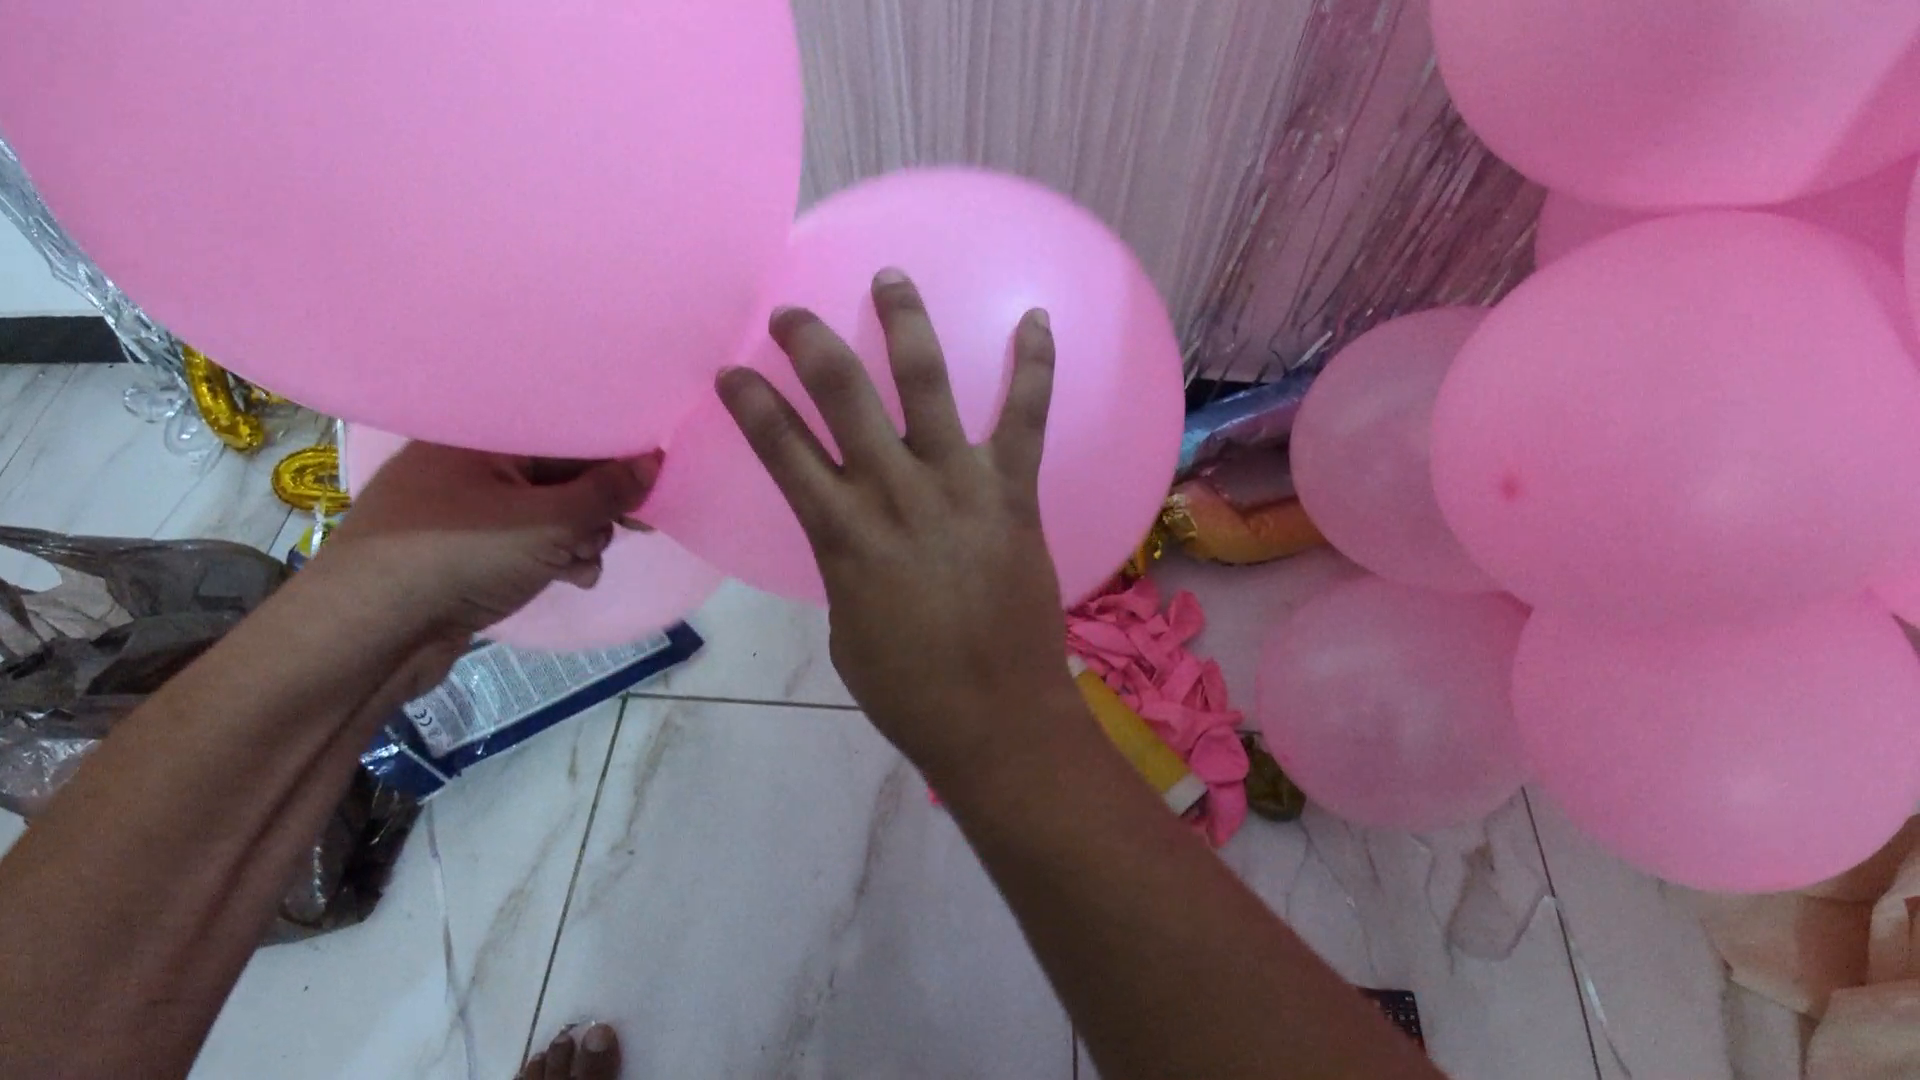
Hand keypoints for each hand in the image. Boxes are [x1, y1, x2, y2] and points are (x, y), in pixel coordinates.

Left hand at [309, 443, 660, 646]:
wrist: (367, 633)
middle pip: (564, 474)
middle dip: (598, 508)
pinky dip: (555, 558)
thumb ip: (606, 491)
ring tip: (579, 564)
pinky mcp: (467, 550)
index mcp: (481, 437)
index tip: (654, 484)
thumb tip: (655, 461)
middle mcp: (472, 464)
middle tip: (625, 529)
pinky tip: (568, 579)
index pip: (568, 433)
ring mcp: (466, 510)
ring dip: (581, 539)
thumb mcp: (547, 523)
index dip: (616, 458)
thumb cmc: (458, 557)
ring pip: (552, 514)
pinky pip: (529, 542)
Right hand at [718, 269, 1081, 779]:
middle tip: (791, 314)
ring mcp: (958, 484)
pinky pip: (1026, 416)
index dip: (750, 402)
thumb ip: (847, 565)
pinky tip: (1035, 320)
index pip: (780, 448)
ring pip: (926, 383)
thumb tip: (855, 534)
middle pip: (841, 395)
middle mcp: (893, 492)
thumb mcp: (848, 625)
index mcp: (840, 533)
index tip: (731, 370)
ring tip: (892, 279)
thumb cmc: (907, 687)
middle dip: (808, 344)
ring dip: (903, 324)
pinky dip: (1033, 366)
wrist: (992, 716)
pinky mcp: (1012, 493)